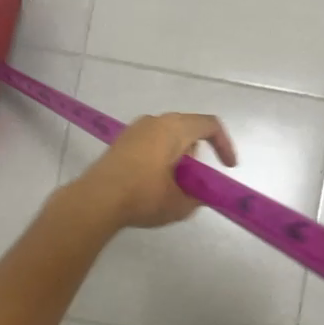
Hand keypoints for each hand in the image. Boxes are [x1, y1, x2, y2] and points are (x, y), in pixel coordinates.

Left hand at [63, 113, 236, 229]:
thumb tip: (202, 193)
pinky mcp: (120, 141)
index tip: (228, 167)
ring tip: (173, 186)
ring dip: (177, 157)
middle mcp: (155, 121)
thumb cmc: (143, 197)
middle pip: (188, 130)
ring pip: (168, 136)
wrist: (96, 200)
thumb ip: (200, 195)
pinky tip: (152, 184)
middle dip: (197, 155)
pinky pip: (150, 143)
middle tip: (195, 181)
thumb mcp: (181, 203)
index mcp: (174, 128)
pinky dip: (160, 158)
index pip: (210, 125)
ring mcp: (134, 129)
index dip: (224, 145)